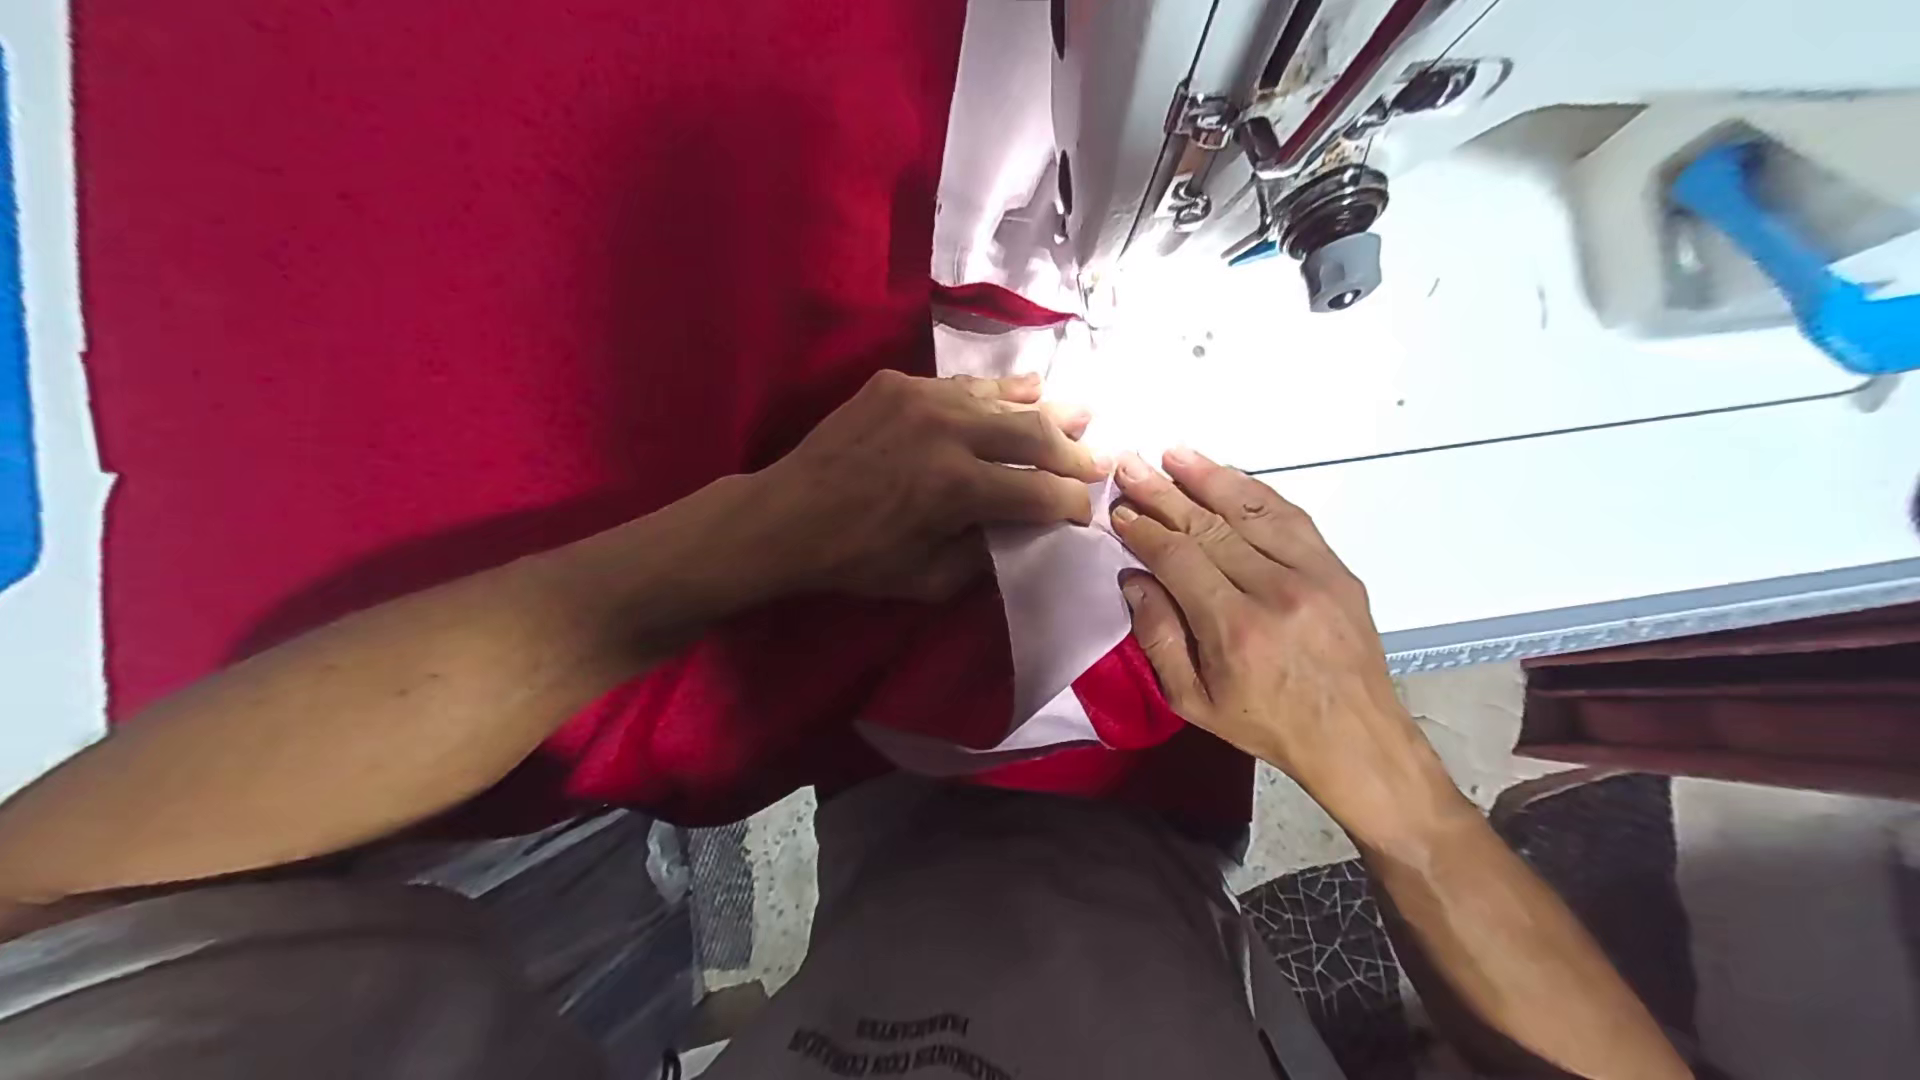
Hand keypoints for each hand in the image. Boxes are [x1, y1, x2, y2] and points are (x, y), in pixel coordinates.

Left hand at [758, 370, 1108, 601]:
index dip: (1072, 504)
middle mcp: (948, 432)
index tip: (1086, 511)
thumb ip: (987, 552)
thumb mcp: (929, 580)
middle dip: (1072, 452)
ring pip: (1003, 400)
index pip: (1040, 491)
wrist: (786, 517)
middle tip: (1097, 460)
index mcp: (958, 488)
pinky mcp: (899, 384)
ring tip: (1080, 413)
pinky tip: (1027, 387)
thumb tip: (1027, 530)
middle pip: (1034, 433)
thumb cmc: (857, 560)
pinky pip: (963, 386)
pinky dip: (998, 392)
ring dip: (1046, 410)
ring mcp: (922, 398)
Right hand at [1110, 448, 1467, 845]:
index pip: (1179, 558)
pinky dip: (1254, 490)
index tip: (1119, 511)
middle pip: (1209, 525)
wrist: (1356, 739)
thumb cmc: (1264, 724)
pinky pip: (1290, 516)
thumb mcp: (1191, 699)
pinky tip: (1226, 474)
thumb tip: (1134, 577)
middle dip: (1163, 493)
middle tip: (1130, 465)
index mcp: (1235, 628)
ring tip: (1172, 454)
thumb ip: (1157, 636)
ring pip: (1251, 510)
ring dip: (1208, 477)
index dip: (1144, 529)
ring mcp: (1314, 574)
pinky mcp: (1337, 569)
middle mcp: (1276, 591)